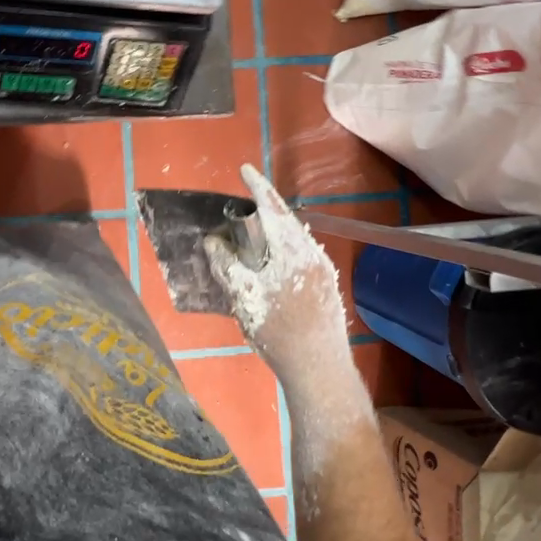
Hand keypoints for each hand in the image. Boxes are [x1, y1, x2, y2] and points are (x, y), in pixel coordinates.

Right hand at [207, 164, 353, 386]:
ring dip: (275, 230)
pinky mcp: (326, 289)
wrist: (319, 370)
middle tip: (245, 202)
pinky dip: (283, 248)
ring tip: (255, 230)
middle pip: (287, 222)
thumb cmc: (278, 330)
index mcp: (293, 251)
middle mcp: (313, 255)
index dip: (258, 187)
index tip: (245, 170)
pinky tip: (271, 262)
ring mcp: (323, 273)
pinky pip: (301, 255)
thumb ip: (226, 264)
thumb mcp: (243, 296)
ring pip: (296, 239)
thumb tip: (213, 241)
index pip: (273, 208)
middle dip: (267, 209)